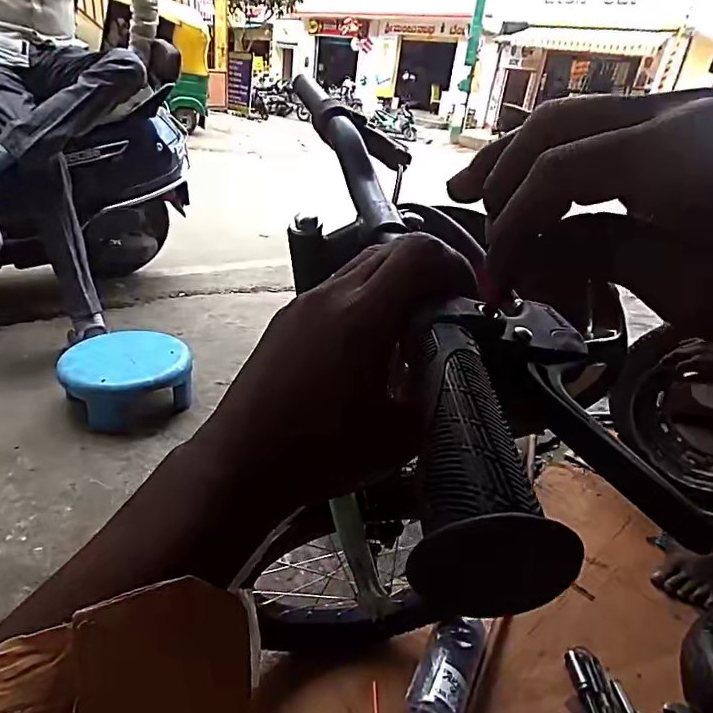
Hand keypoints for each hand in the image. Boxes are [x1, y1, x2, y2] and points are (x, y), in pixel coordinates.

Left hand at [191, 234, 476, 513]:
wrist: (244, 462)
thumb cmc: (316, 454)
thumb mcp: (400, 432)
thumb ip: (436, 387)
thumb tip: (452, 364)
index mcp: (360, 316)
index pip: (420, 252)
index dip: (457, 266)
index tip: (467, 299)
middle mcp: (328, 297)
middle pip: (392, 250)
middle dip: (430, 274)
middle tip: (445, 313)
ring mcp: (302, 306)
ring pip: (361, 268)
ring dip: (394, 287)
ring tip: (406, 335)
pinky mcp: (286, 321)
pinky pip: (335, 292)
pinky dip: (363, 303)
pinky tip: (367, 350)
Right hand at [447, 92, 712, 391]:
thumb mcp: (678, 284)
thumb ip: (592, 250)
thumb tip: (524, 250)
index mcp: (677, 150)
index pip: (556, 171)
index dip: (511, 221)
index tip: (495, 270)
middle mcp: (678, 113)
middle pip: (555, 124)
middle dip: (501, 168)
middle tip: (461, 200)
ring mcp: (689, 114)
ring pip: (578, 118)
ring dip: (524, 153)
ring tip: (479, 184)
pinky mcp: (694, 130)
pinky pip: (608, 132)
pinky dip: (564, 157)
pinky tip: (542, 182)